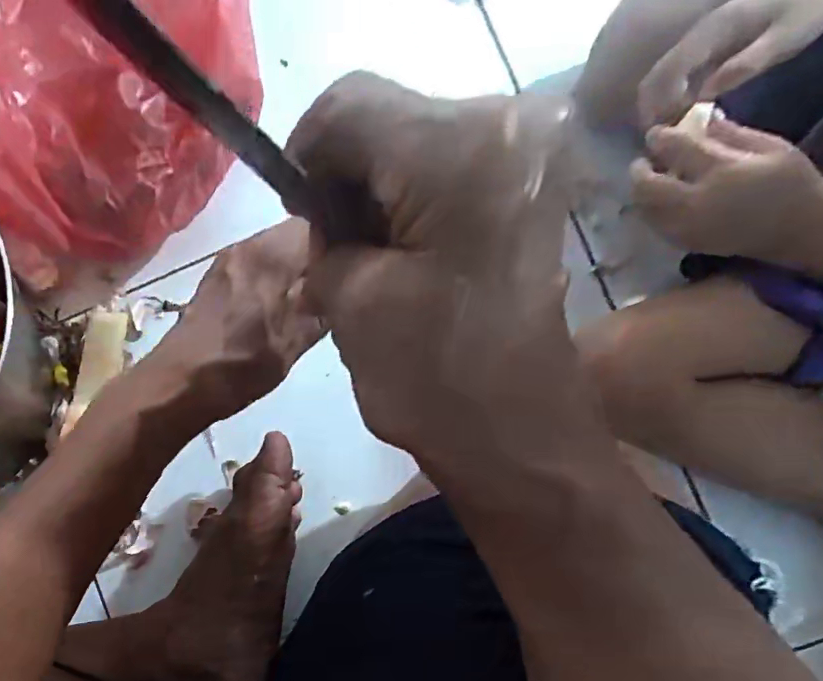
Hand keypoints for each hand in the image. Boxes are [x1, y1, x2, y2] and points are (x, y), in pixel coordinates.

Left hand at [146, 220, 327, 421]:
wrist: (175, 386)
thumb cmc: (237, 366)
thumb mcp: (293, 343)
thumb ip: (322, 306)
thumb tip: (342, 281)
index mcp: (271, 252)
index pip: (322, 224)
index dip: (343, 243)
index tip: (357, 267)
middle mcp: (246, 244)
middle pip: (295, 236)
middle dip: (316, 258)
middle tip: (335, 289)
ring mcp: (224, 261)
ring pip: (272, 254)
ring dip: (290, 272)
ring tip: (308, 302)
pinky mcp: (211, 282)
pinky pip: (251, 269)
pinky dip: (267, 282)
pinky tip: (275, 310)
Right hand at [286, 73, 597, 468]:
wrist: (511, 431)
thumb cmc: (428, 376)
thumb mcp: (348, 299)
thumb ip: (323, 234)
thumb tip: (322, 209)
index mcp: (458, 149)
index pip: (347, 106)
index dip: (303, 157)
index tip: (298, 219)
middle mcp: (505, 125)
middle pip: (382, 117)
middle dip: (340, 179)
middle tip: (331, 252)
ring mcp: (523, 153)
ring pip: (407, 141)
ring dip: (370, 194)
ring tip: (366, 262)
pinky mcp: (523, 184)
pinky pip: (440, 166)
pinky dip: (404, 201)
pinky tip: (399, 255)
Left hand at [632, 114, 822, 260]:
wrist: (794, 228)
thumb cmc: (789, 181)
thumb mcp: (771, 147)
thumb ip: (733, 135)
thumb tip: (705, 119)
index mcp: (721, 172)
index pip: (679, 151)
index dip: (661, 140)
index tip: (654, 134)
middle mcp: (694, 201)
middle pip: (647, 186)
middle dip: (639, 171)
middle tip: (643, 162)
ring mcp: (683, 225)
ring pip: (644, 208)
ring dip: (640, 192)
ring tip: (650, 179)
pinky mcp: (680, 241)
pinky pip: (653, 223)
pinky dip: (649, 209)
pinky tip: (659, 199)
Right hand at [638, 0, 822, 126]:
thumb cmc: (811, 7)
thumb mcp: (788, 36)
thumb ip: (748, 63)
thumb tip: (705, 94)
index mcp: (713, 32)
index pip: (668, 72)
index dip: (660, 104)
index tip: (668, 129)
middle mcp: (697, 37)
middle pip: (653, 78)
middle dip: (650, 111)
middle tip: (661, 138)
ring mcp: (698, 43)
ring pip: (658, 81)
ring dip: (656, 108)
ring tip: (670, 131)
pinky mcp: (703, 51)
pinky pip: (673, 79)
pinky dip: (668, 101)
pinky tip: (683, 115)